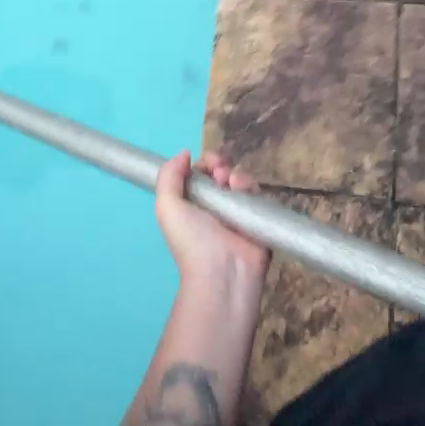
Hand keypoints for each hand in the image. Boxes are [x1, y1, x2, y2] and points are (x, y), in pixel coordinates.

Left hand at [155, 151, 270, 289]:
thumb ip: (168, 176)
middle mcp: (215, 207)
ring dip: (233, 174)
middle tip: (218, 172)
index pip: (200, 174)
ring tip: (229, 183)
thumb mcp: (167, 207)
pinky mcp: (257, 217)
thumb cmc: (191, 240)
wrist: (222, 272)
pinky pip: (256, 193)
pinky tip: (240, 190)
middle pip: (220, 173)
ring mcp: (237, 212)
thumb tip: (185, 153)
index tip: (204, 163)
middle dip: (219, 165)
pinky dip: (249, 185)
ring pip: (239, 180)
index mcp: (193, 205)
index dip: (202, 164)